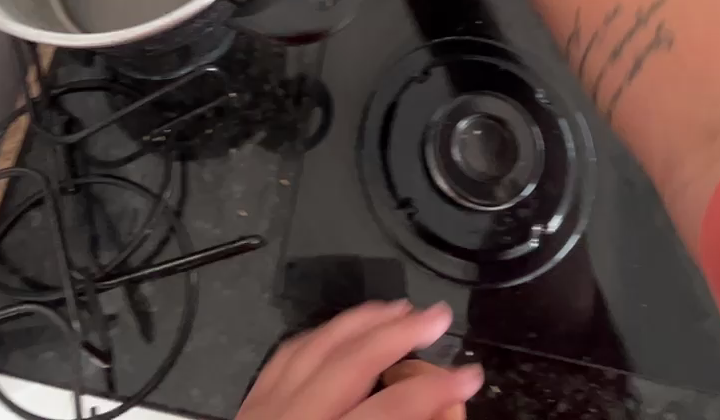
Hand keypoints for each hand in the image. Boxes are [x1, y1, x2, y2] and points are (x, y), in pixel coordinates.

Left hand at [236, 301, 482, 419]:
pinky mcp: (249, 408)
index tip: (470, 375)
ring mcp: (264, 411)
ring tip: (398, 310)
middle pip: (350, 362)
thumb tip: (437, 413)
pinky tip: (342, 330)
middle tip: (438, 316)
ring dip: (361, 322)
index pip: (389, 412)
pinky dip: (322, 335)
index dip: (437, 390)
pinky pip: (288, 354)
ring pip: (317, 345)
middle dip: (399, 332)